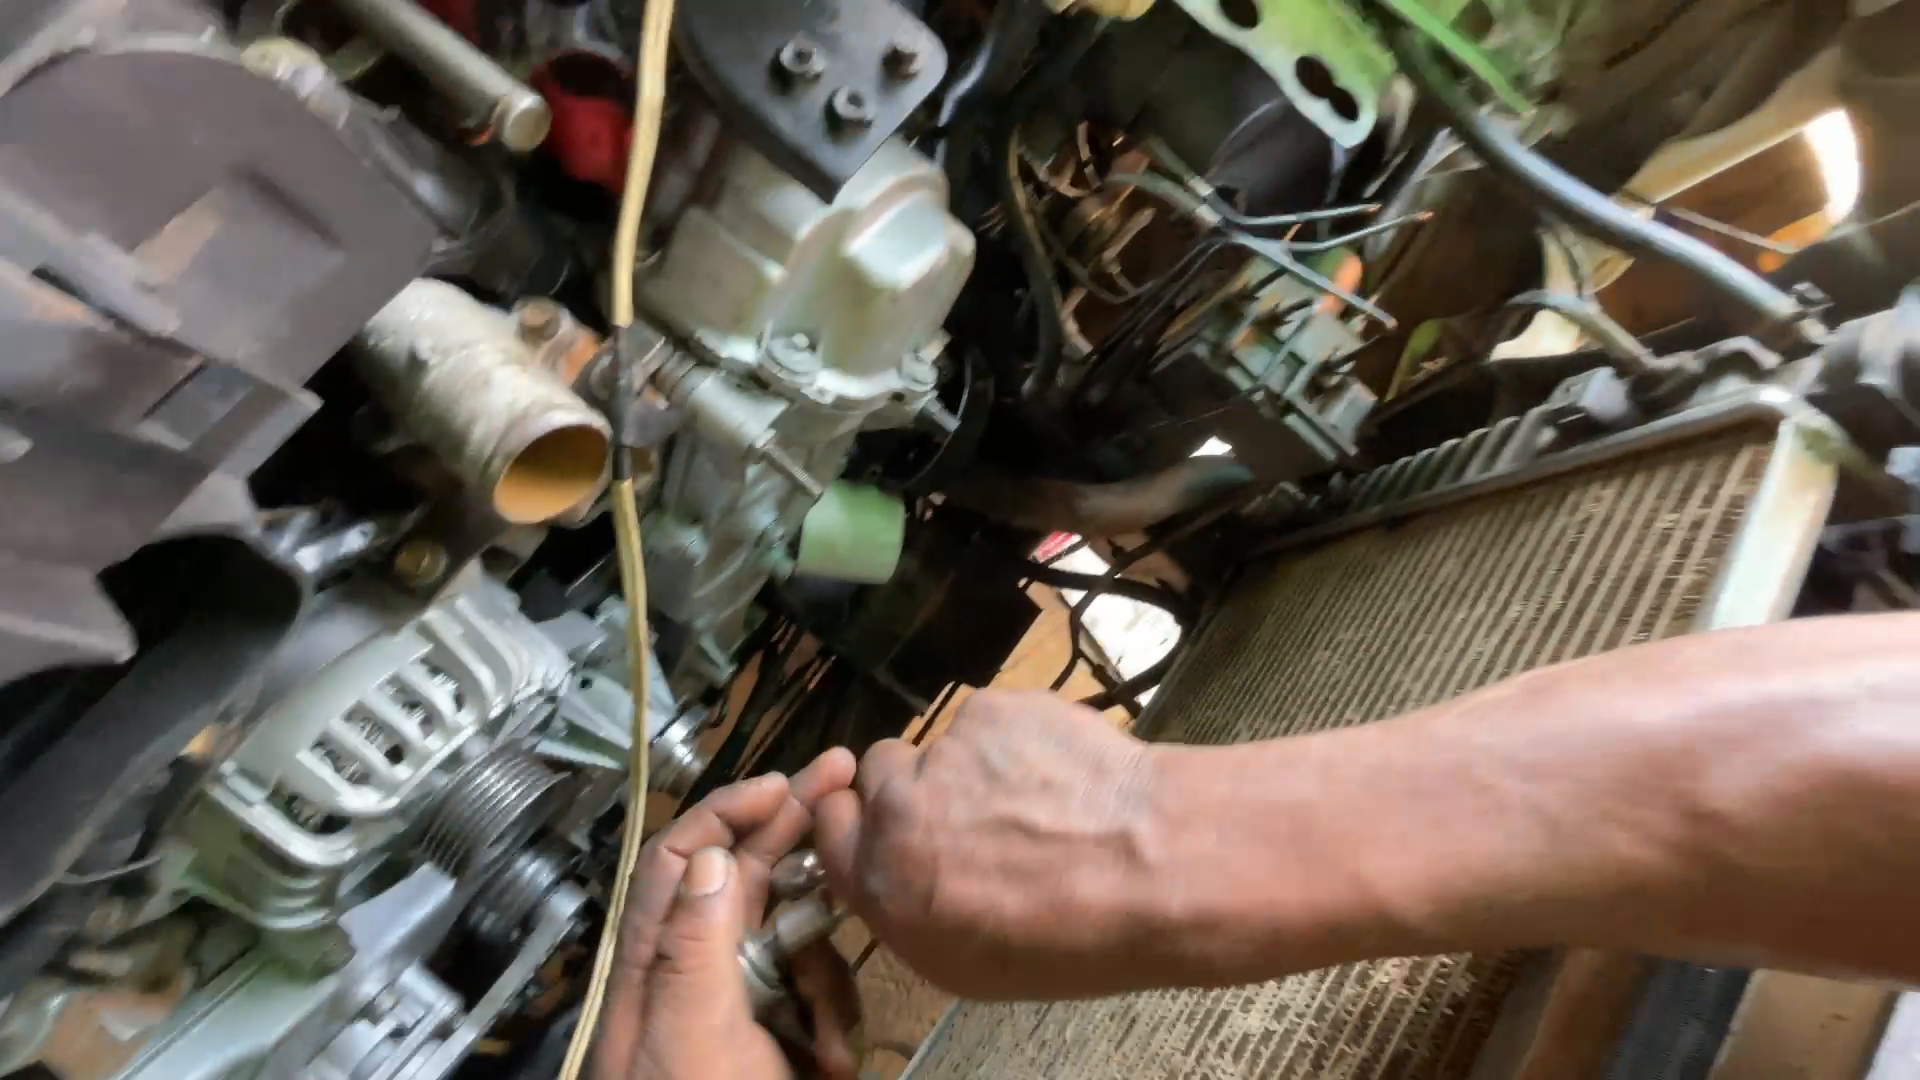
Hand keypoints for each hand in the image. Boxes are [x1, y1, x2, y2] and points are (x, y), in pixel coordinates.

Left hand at [593, 750, 861, 1079]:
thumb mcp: (689, 1048)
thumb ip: (693, 950)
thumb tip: (716, 857)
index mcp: (657, 965)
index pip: (680, 859)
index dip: (726, 811)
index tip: (783, 786)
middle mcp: (698, 968)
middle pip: (743, 870)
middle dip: (792, 823)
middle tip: (843, 773)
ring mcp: (744, 998)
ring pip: (797, 931)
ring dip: (825, 972)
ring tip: (831, 1041)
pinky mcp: (784, 1026)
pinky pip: (821, 986)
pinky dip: (836, 1016)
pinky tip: (836, 1066)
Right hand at [814, 690, 1173, 999]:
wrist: (1153, 863)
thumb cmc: (1072, 935)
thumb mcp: (967, 961)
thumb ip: (905, 902)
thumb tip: (895, 863)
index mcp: (883, 881)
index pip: (829, 822)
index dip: (858, 817)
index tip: (883, 816)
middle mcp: (899, 809)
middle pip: (878, 770)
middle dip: (910, 783)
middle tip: (968, 804)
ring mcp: (945, 750)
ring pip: (941, 742)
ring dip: (971, 761)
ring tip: (1035, 793)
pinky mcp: (990, 708)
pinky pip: (988, 720)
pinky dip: (1013, 737)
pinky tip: (1057, 768)